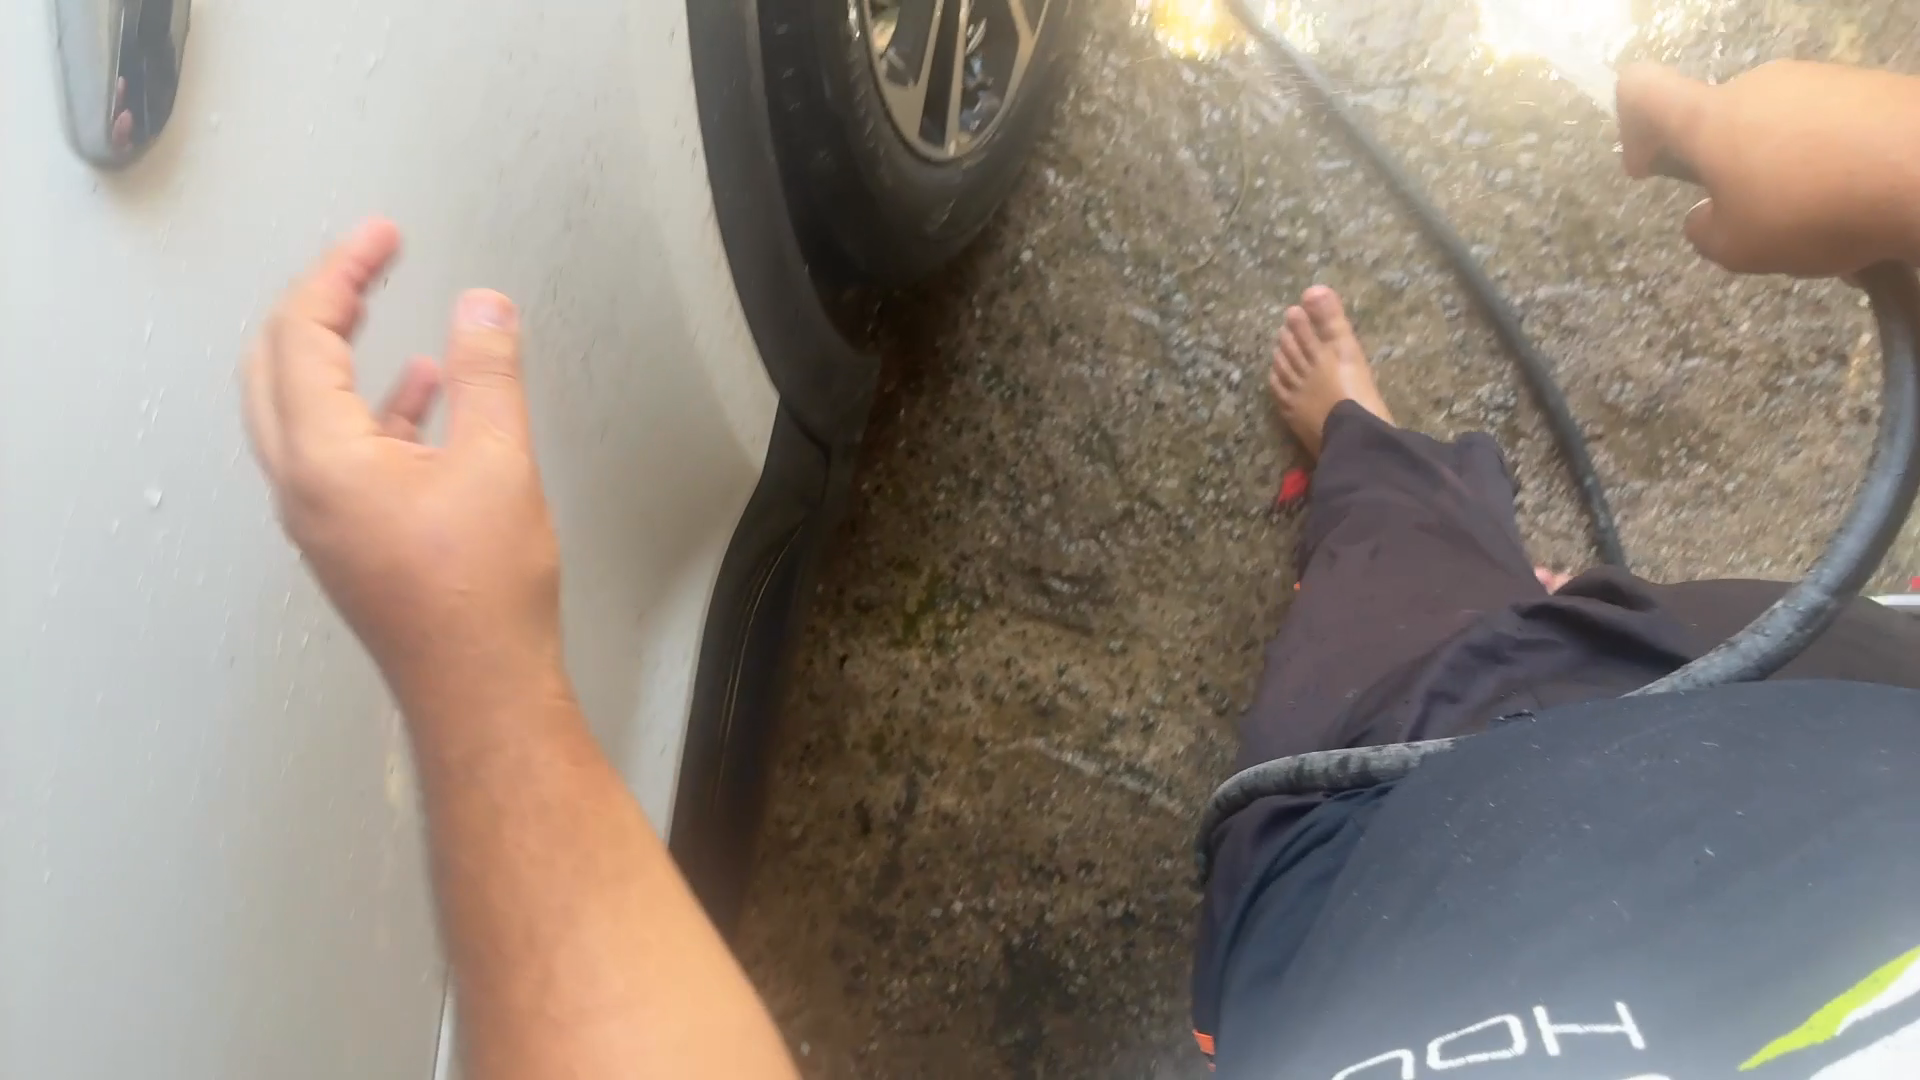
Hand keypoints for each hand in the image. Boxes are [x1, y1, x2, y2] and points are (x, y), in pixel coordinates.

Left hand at [243, 219, 563, 712]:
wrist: (482, 681)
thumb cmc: (484, 590)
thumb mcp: (501, 465)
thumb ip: (489, 377)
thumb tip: (483, 308)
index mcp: (324, 457)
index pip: (304, 334)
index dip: (342, 272)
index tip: (381, 239)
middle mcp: (304, 484)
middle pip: (277, 368)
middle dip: (319, 307)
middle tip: (366, 269)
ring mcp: (325, 516)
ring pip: (309, 414)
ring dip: (344, 360)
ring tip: (392, 327)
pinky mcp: (356, 539)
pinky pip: (348, 454)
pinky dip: (379, 415)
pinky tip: (425, 409)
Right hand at [1618, 60, 1919, 276]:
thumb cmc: (1811, 210)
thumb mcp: (1730, 246)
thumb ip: (1702, 228)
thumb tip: (1709, 212)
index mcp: (1709, 119)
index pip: (1642, 90)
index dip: (1630, 125)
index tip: (1648, 167)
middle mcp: (1760, 86)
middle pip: (1712, 114)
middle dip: (1711, 160)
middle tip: (1731, 205)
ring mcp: (1821, 80)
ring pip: (1767, 121)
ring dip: (1765, 162)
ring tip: (1795, 209)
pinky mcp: (1872, 86)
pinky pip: (1819, 123)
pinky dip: (1815, 159)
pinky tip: (1840, 196)